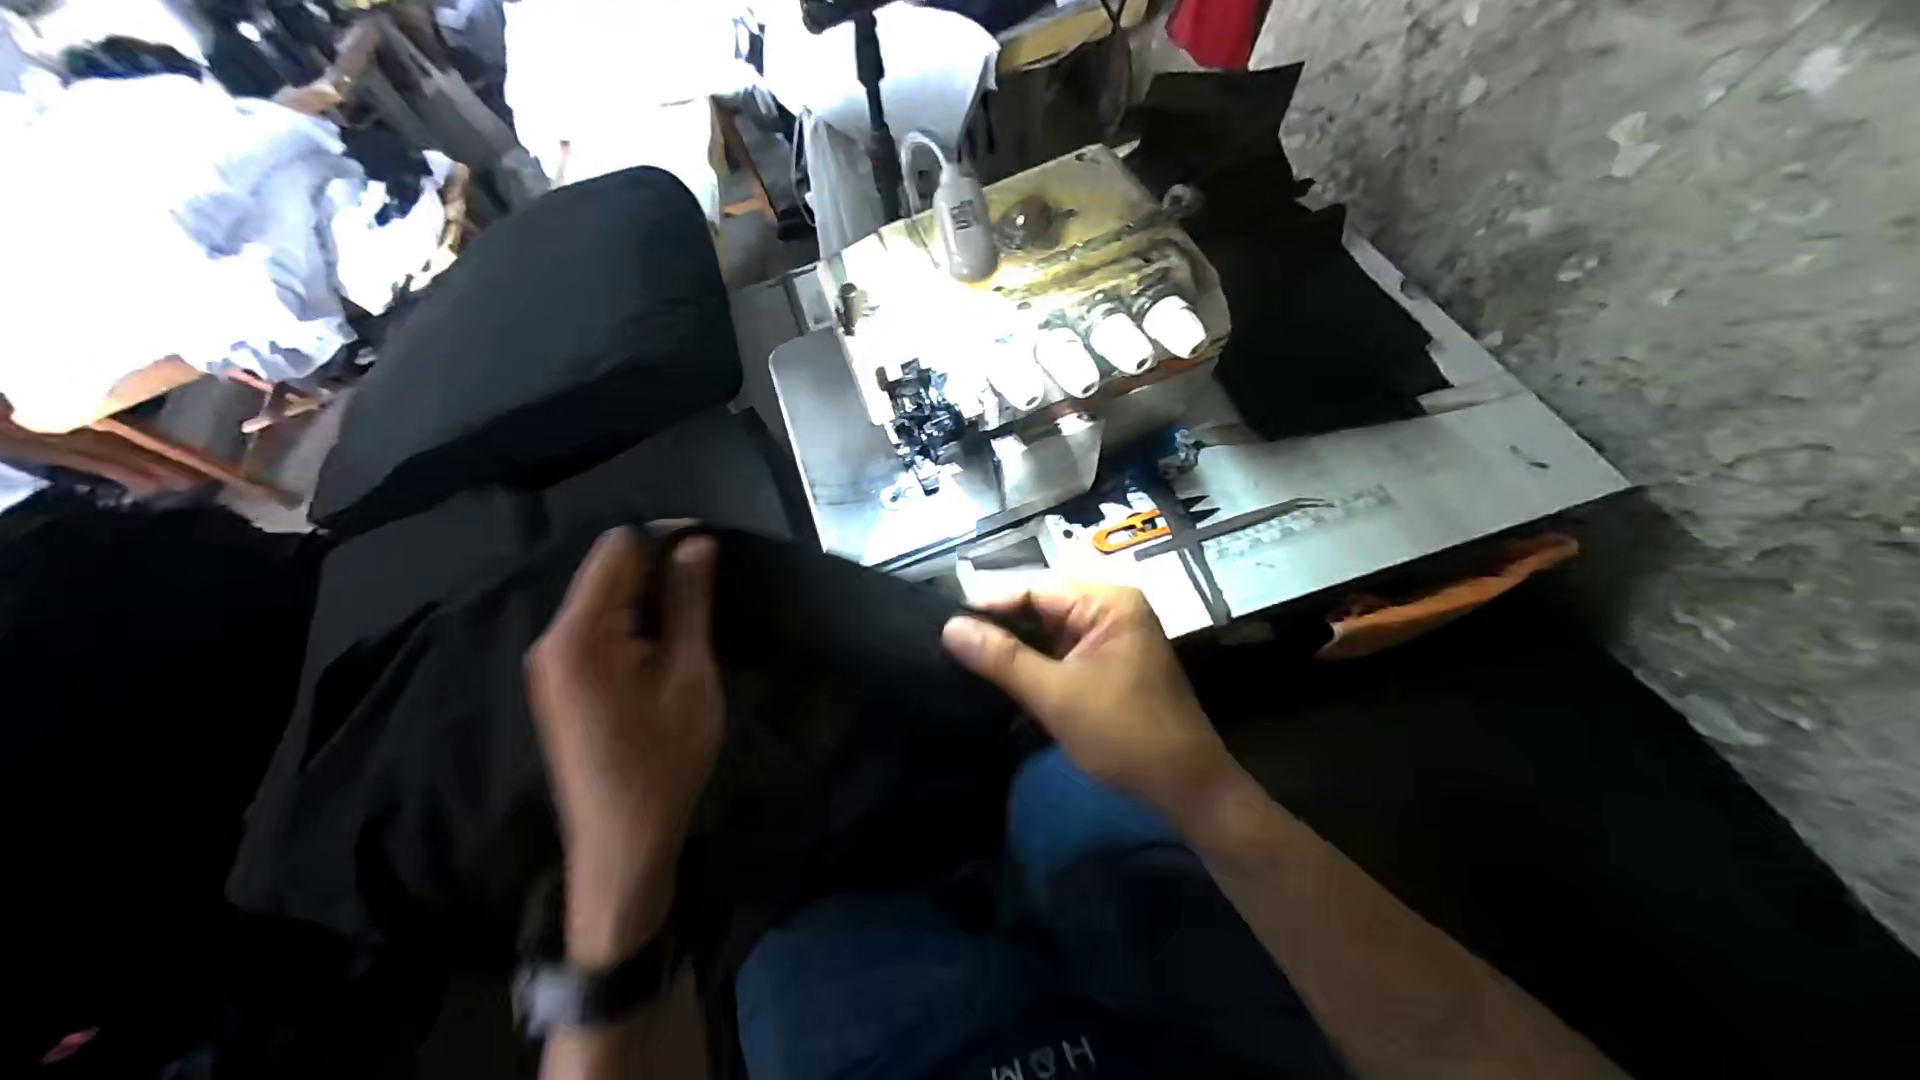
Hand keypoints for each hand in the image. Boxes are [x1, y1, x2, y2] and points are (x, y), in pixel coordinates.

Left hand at [527, 527, 721, 959]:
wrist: (622, 841)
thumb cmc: (664, 758)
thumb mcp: (689, 673)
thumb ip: (689, 602)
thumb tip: (697, 542)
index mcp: (580, 632)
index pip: (618, 548)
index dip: (665, 536)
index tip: (711, 545)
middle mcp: (554, 637)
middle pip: (608, 570)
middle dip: (660, 565)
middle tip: (712, 582)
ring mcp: (552, 661)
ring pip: (606, 598)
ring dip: (651, 594)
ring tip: (696, 611)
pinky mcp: (562, 680)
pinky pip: (599, 627)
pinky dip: (636, 620)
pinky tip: (668, 638)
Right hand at [942, 585, 1240, 824]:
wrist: (1186, 788)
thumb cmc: (1124, 734)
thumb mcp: (1055, 695)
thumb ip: (1001, 658)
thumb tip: (949, 627)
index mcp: (1108, 602)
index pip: (1034, 590)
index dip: (989, 607)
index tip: (945, 626)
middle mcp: (1112, 609)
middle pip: (1040, 609)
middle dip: (1000, 630)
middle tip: (950, 647)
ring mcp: (1112, 637)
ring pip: (1048, 634)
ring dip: (1016, 651)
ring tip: (965, 662)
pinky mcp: (1109, 664)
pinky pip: (1062, 654)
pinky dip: (1036, 667)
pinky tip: (1003, 680)